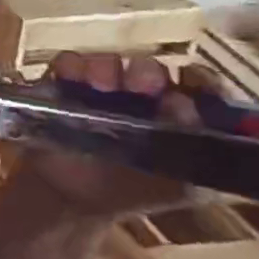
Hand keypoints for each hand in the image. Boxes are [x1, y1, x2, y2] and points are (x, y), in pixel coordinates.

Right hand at [16, 52, 218, 221]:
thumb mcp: (175, 184)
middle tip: (138, 86)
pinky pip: (68, 62)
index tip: (187, 84)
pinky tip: (70, 80)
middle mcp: (140, 100)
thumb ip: (189, 150)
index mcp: (174, 122)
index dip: (197, 81)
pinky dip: (70, 66)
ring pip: (108, 62)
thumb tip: (184, 107)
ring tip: (96, 86)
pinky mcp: (62, 84)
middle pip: (148, 70)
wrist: (64, 197)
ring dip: (104, 69)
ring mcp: (99, 90)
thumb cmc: (125, 192)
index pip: (197, 89)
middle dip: (144, 73)